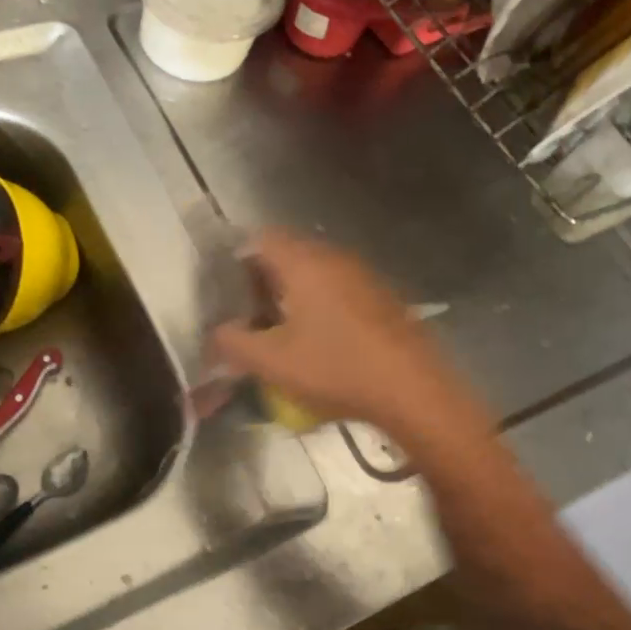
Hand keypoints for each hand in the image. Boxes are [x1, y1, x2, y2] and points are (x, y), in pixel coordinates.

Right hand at [206, 231, 487, 443]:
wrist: (414, 391)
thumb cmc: (335, 368)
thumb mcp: (271, 362)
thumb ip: (232, 343)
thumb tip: (216, 334)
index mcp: (303, 262)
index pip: (260, 238)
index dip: (236, 258)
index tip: (224, 290)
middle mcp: (333, 258)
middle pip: (288, 253)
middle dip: (263, 280)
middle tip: (246, 314)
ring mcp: (363, 276)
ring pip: (315, 273)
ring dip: (293, 295)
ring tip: (279, 331)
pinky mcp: (383, 298)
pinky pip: (340, 290)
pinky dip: (321, 306)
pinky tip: (319, 342)